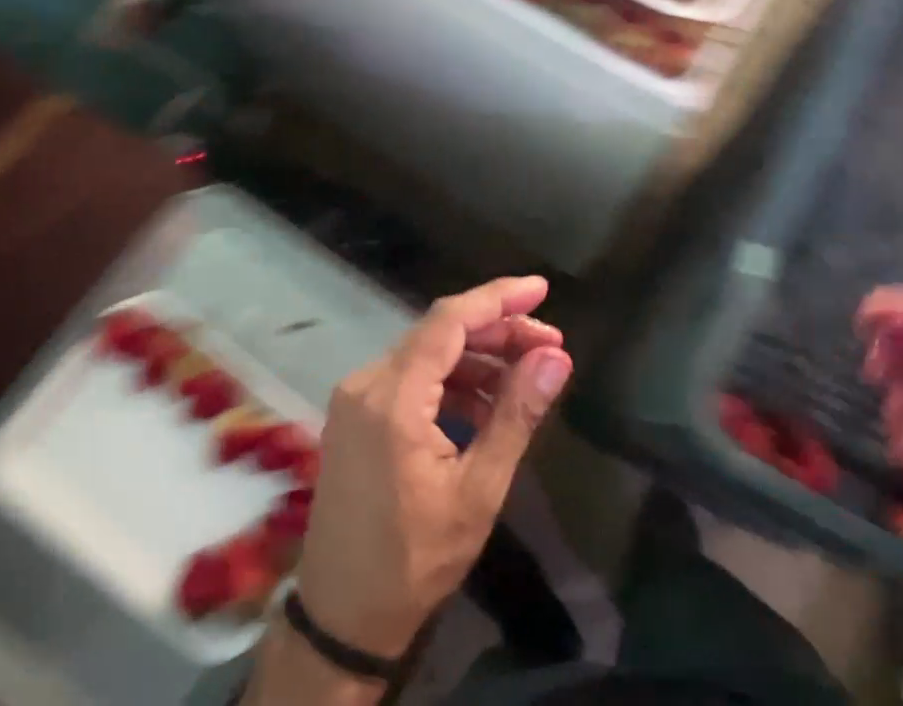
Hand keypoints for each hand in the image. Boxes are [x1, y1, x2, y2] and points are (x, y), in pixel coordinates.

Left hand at [296, 276, 572, 657]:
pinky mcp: (353, 419)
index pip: (449, 321)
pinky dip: (450, 381)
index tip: (543, 290)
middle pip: (438, 333)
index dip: (498, 298)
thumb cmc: (417, 556)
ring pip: (424, 355)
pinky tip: (485, 402)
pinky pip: (408, 379)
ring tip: (526, 376)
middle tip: (550, 348)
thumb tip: (557, 357)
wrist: (345, 613)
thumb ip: (517, 415)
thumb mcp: (479, 488)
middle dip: (497, 331)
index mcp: (392, 398)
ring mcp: (353, 401)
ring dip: (476, 358)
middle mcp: (365, 385)